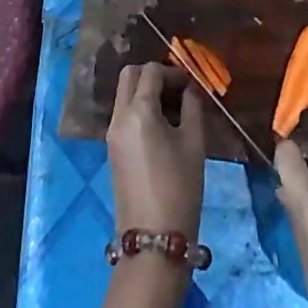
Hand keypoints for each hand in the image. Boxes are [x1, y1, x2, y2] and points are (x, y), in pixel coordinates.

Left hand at [106, 63, 205, 235]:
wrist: (154, 236)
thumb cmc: (180, 186)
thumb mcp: (195, 143)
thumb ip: (193, 107)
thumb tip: (191, 88)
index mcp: (139, 111)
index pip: (151, 71)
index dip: (173, 71)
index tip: (191, 83)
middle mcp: (119, 116)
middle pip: (130, 75)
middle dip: (153, 74)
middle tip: (178, 88)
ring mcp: (112, 133)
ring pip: (124, 94)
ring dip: (145, 90)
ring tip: (173, 108)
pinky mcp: (112, 148)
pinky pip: (123, 113)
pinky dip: (139, 107)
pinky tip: (162, 125)